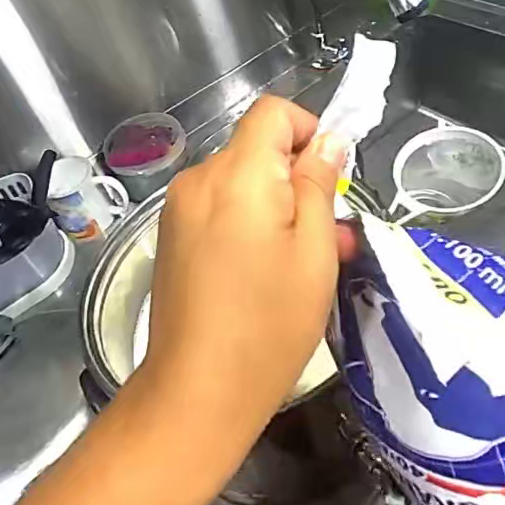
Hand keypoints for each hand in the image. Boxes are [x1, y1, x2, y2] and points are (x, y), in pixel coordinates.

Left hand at [142, 97, 347, 420]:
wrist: (197, 392)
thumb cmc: (270, 322)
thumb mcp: (315, 250)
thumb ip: (319, 183)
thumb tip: (327, 140)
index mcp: (237, 174)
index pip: (272, 112)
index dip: (308, 130)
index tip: (331, 176)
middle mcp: (199, 180)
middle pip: (257, 150)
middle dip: (298, 178)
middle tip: (333, 233)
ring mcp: (179, 210)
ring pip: (242, 183)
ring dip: (278, 205)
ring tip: (308, 259)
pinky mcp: (171, 238)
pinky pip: (221, 209)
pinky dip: (250, 224)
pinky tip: (268, 270)